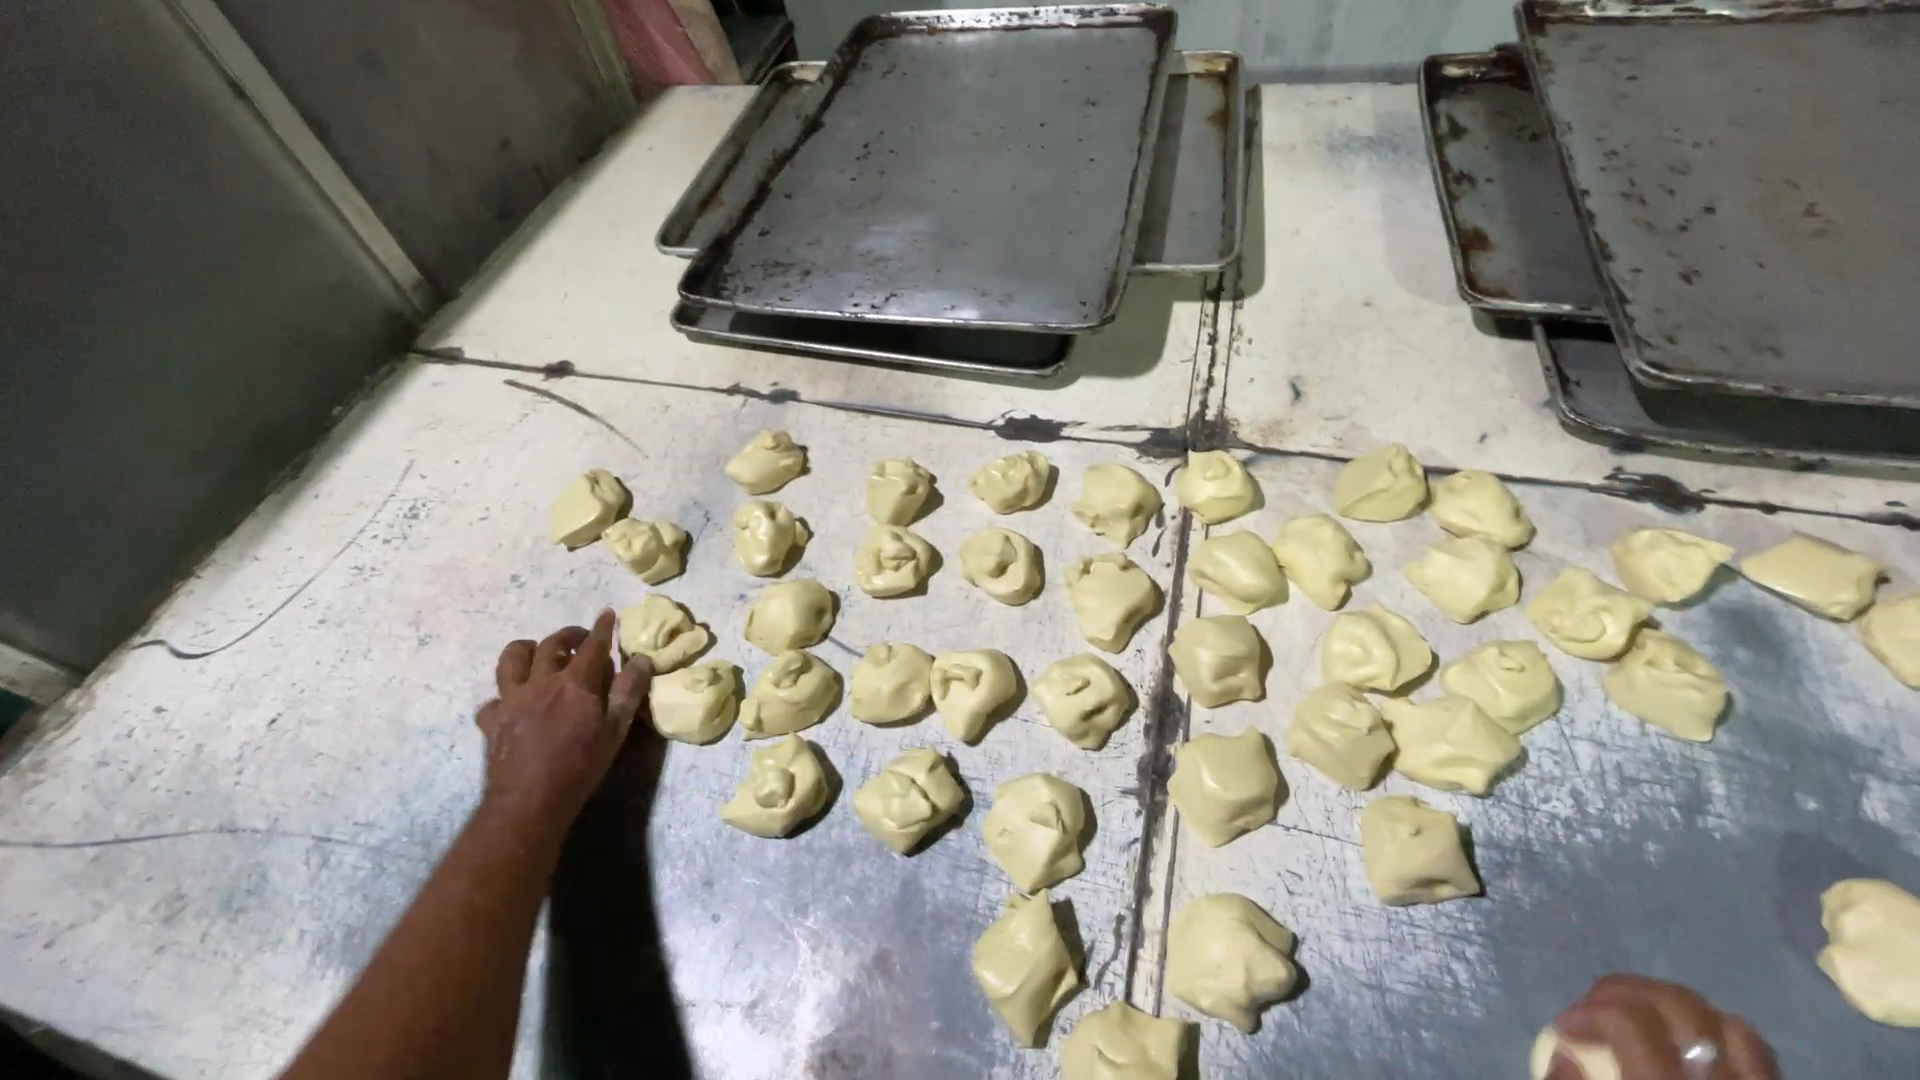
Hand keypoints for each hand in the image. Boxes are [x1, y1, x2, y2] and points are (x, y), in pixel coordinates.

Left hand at [477, 610, 651, 821]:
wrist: (531, 800)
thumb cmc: (581, 765)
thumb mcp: (616, 729)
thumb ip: (629, 690)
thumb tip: (642, 658)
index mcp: (574, 683)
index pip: (592, 646)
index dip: (602, 628)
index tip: (607, 613)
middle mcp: (539, 683)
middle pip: (549, 645)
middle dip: (567, 635)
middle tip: (579, 638)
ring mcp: (511, 700)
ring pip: (511, 660)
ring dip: (526, 649)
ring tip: (537, 653)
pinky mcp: (492, 721)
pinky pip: (492, 700)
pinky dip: (503, 696)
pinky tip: (512, 704)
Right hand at [1547, 975, 1777, 1079]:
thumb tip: (1563, 1054)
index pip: (1631, 1022)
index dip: (1589, 1012)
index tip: (1566, 1027)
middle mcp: (1719, 1074)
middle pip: (1677, 1006)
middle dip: (1623, 993)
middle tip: (1593, 1008)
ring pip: (1723, 1018)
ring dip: (1670, 1006)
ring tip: (1639, 1018)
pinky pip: (1755, 1044)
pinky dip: (1718, 1028)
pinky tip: (1690, 1038)